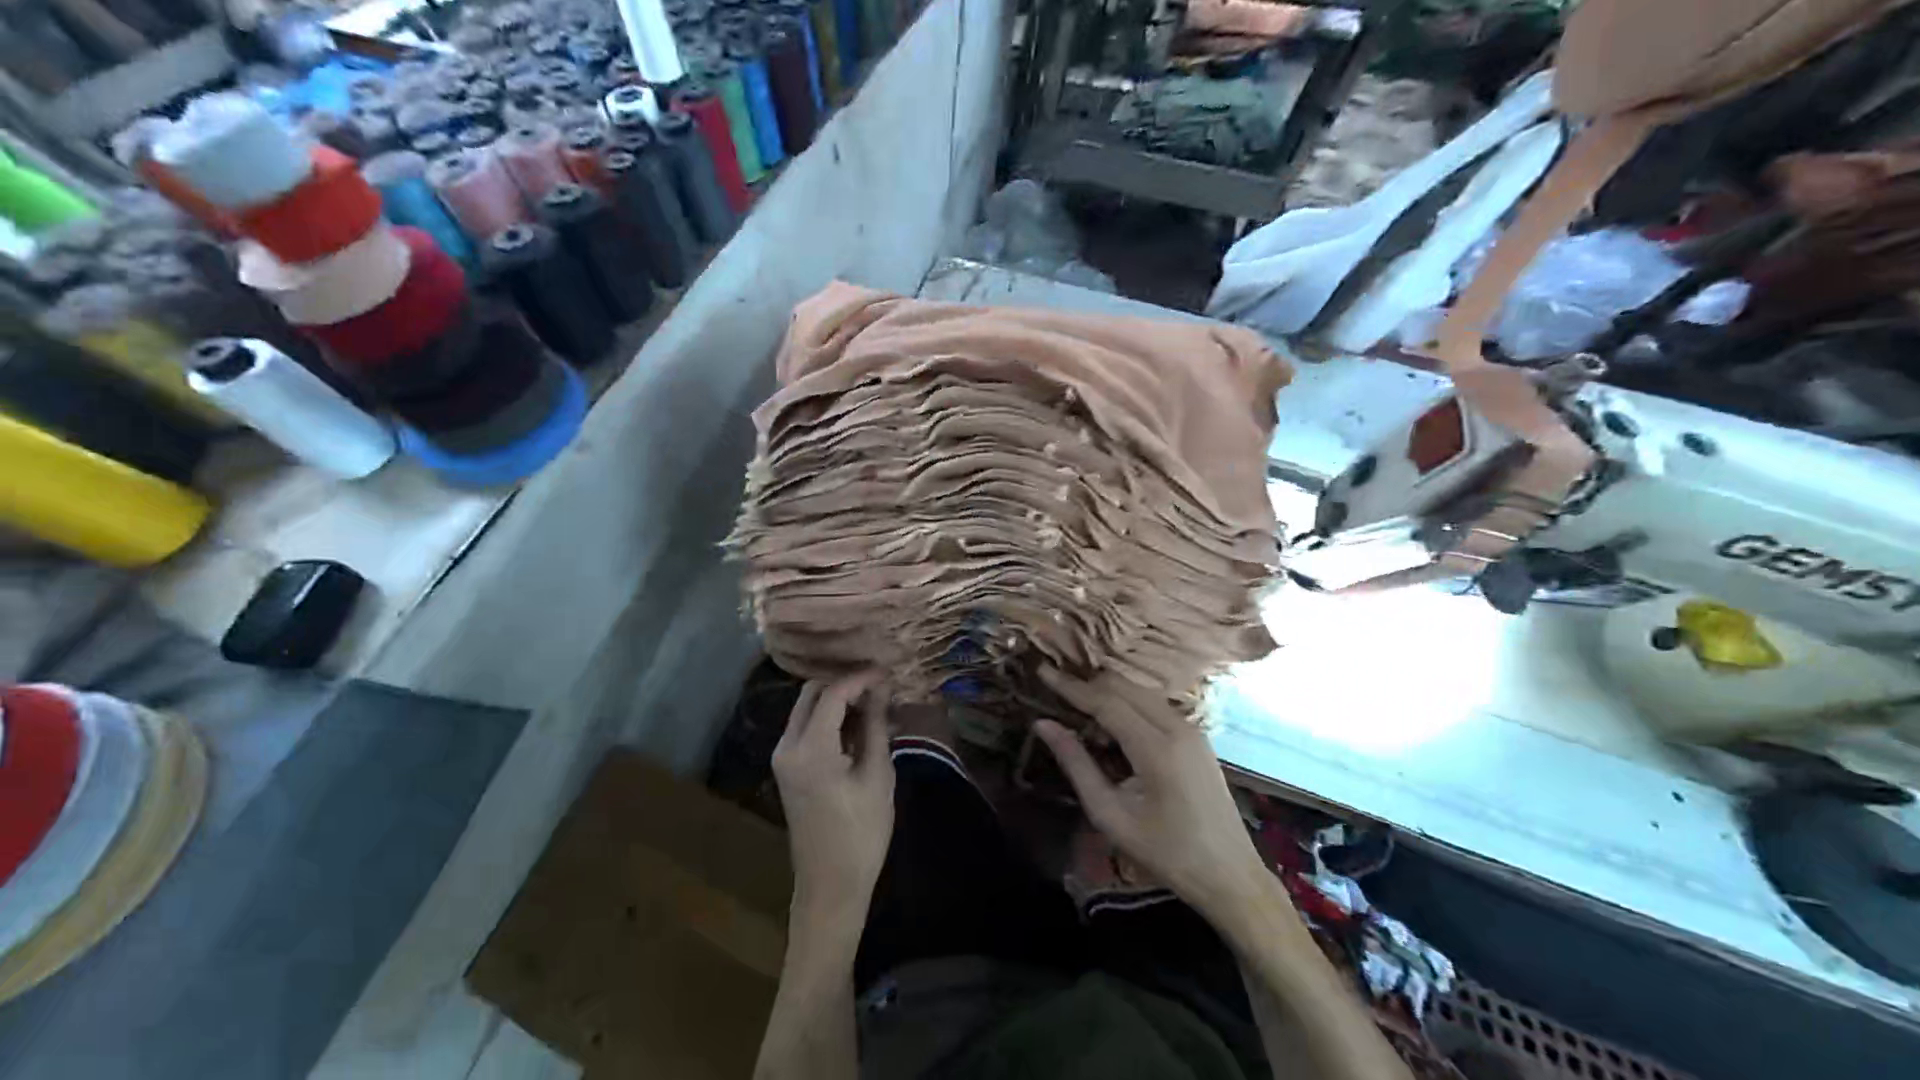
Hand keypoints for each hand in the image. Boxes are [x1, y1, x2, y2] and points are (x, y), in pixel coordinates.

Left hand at [772, 673, 894, 925]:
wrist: (830, 884)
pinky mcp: (787, 766)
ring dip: (837, 699)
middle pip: (812, 693)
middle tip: (880, 684)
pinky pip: (807, 727)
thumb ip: (875, 726)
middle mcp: (787, 746)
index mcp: (810, 749)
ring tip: (875, 701)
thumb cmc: (861, 833)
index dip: (860, 677)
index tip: (887, 671)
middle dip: (844, 683)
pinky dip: (830, 717)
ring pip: (807, 708)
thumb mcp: (877, 775)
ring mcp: (783, 756)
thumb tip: (880, 689)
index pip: (832, 693)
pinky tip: (858, 723)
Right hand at [1034, 668, 1272, 924]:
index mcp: (1156, 748)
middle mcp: (1178, 727)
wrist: (1229, 875)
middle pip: (1123, 688)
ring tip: (1078, 713)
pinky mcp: (1197, 737)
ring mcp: (1192, 729)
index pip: (1105, 701)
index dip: (1071, 686)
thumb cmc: (1165, 852)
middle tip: (1054, 691)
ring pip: (1140, 693)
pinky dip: (1128, 706)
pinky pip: (1155, 706)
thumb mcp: (1110, 814)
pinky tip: (1111, 730)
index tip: (1042, 670)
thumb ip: (1076, 764)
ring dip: (1108, 696)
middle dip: (1088, 686)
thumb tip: (1043, 724)